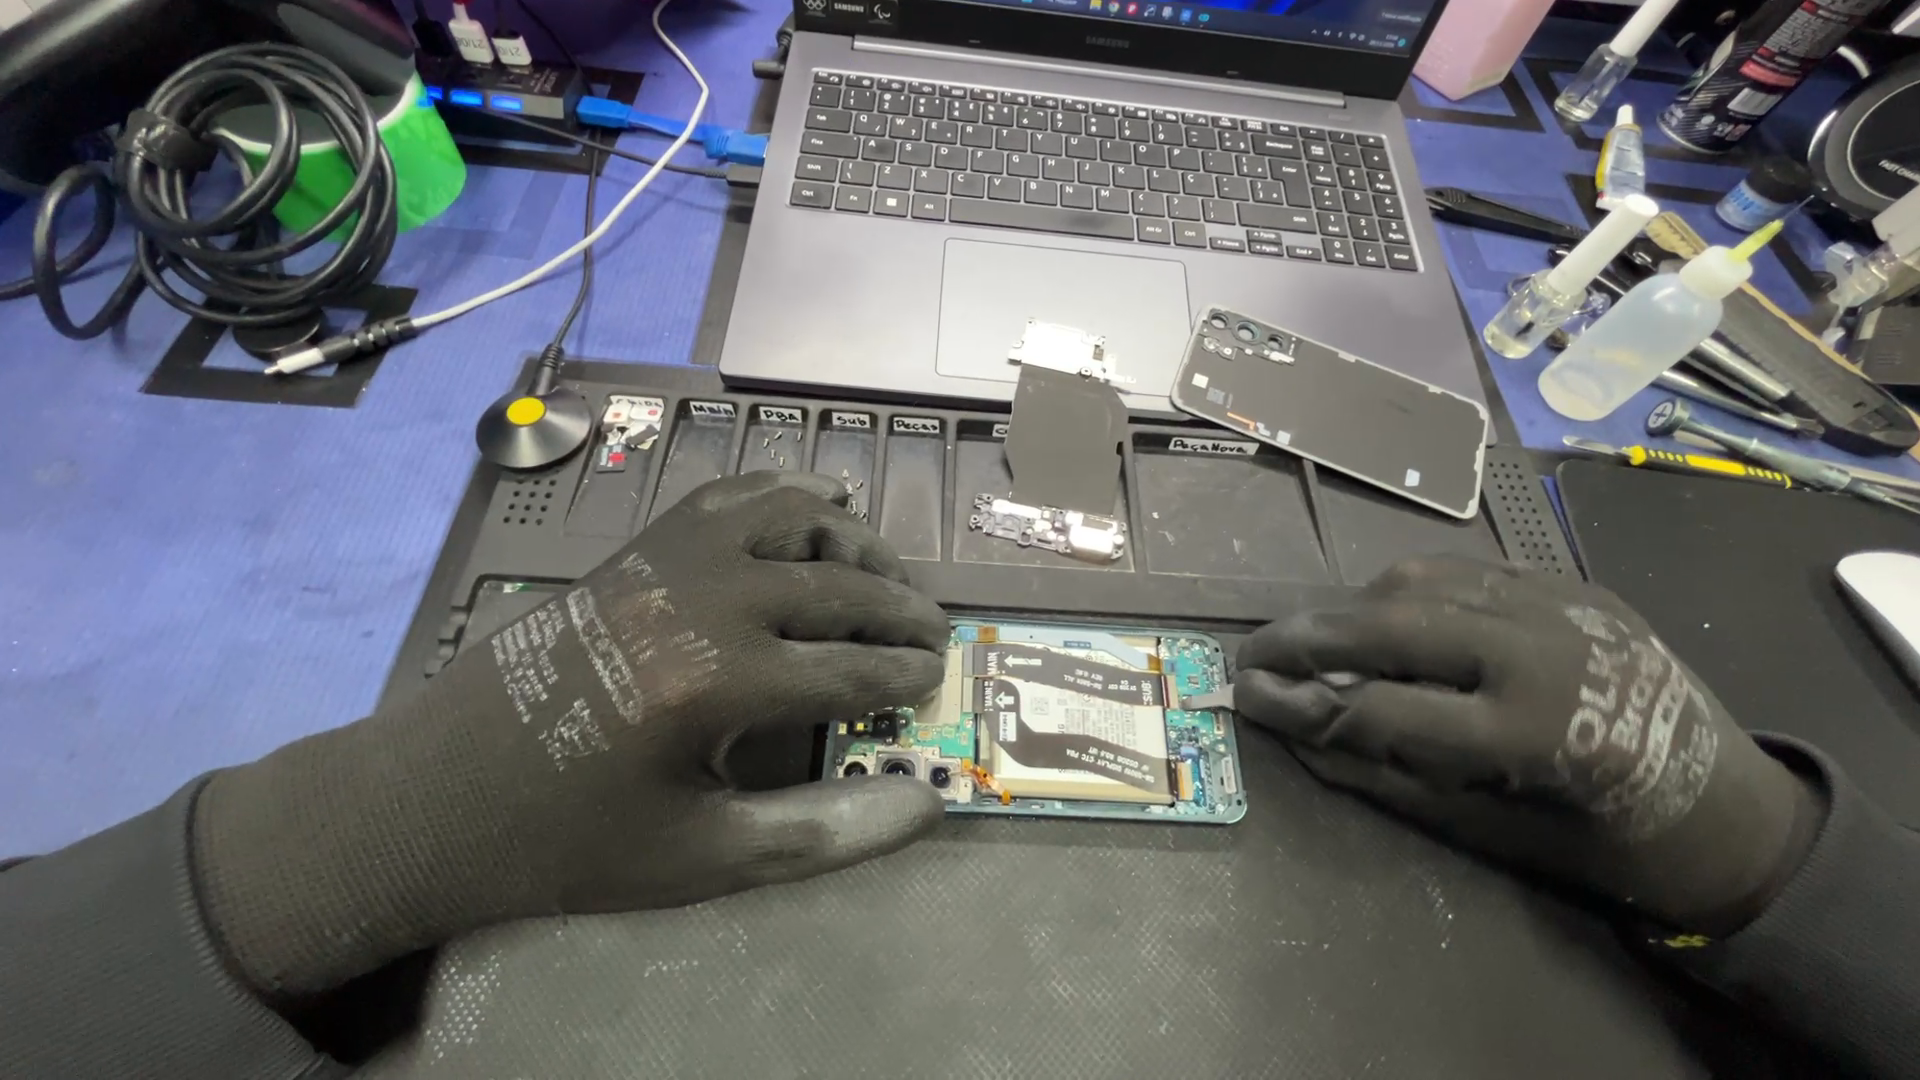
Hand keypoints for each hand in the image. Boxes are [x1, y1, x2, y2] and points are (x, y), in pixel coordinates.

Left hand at [193, 472, 950, 997]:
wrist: (440, 791)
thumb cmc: (575, 836)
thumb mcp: (702, 858)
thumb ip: (823, 833)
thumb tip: (927, 804)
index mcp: (718, 682)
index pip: (850, 669)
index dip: (905, 675)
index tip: (937, 678)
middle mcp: (704, 599)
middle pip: (839, 586)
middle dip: (900, 608)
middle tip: (933, 629)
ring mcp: (670, 557)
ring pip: (795, 518)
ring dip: (856, 542)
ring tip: (887, 571)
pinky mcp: (643, 542)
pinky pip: (733, 493)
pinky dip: (789, 490)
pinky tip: (823, 498)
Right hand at [1233, 556, 1816, 934]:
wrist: (1729, 805)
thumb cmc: (1593, 841)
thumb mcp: (1478, 830)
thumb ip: (1373, 772)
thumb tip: (1285, 729)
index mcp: (1533, 735)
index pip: (1375, 708)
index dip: (1295, 703)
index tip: (1243, 696)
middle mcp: (1542, 652)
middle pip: (1385, 625)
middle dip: (1301, 637)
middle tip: (1251, 653)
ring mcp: (1556, 602)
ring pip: (1411, 581)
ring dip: (1347, 610)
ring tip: (1316, 640)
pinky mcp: (1562, 579)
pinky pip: (1452, 570)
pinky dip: (1398, 592)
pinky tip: (1383, 620)